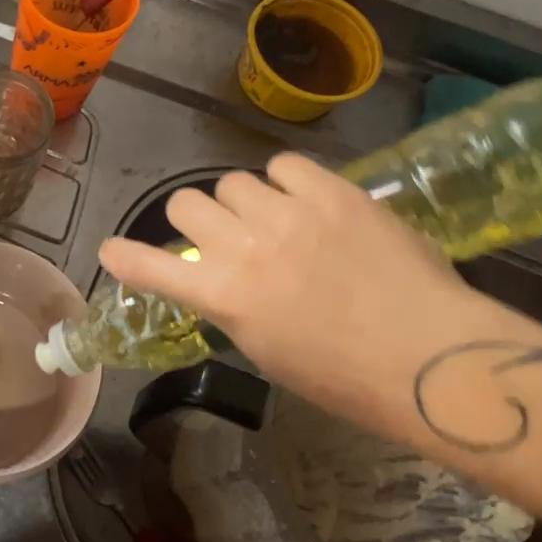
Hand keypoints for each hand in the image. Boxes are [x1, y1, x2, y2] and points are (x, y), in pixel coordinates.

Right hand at [98, 154, 484, 413]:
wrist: (428, 356)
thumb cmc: (345, 376)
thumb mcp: (267, 349)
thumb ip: (235, 304)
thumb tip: (229, 278)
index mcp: (223, 297)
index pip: (151, 267)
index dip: (125, 257)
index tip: (113, 251)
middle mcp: (243, 247)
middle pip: (187, 204)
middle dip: (200, 221)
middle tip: (229, 236)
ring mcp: (287, 214)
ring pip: (233, 182)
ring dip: (245, 201)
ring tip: (278, 219)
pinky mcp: (331, 192)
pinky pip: (284, 165)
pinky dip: (288, 182)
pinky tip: (308, 202)